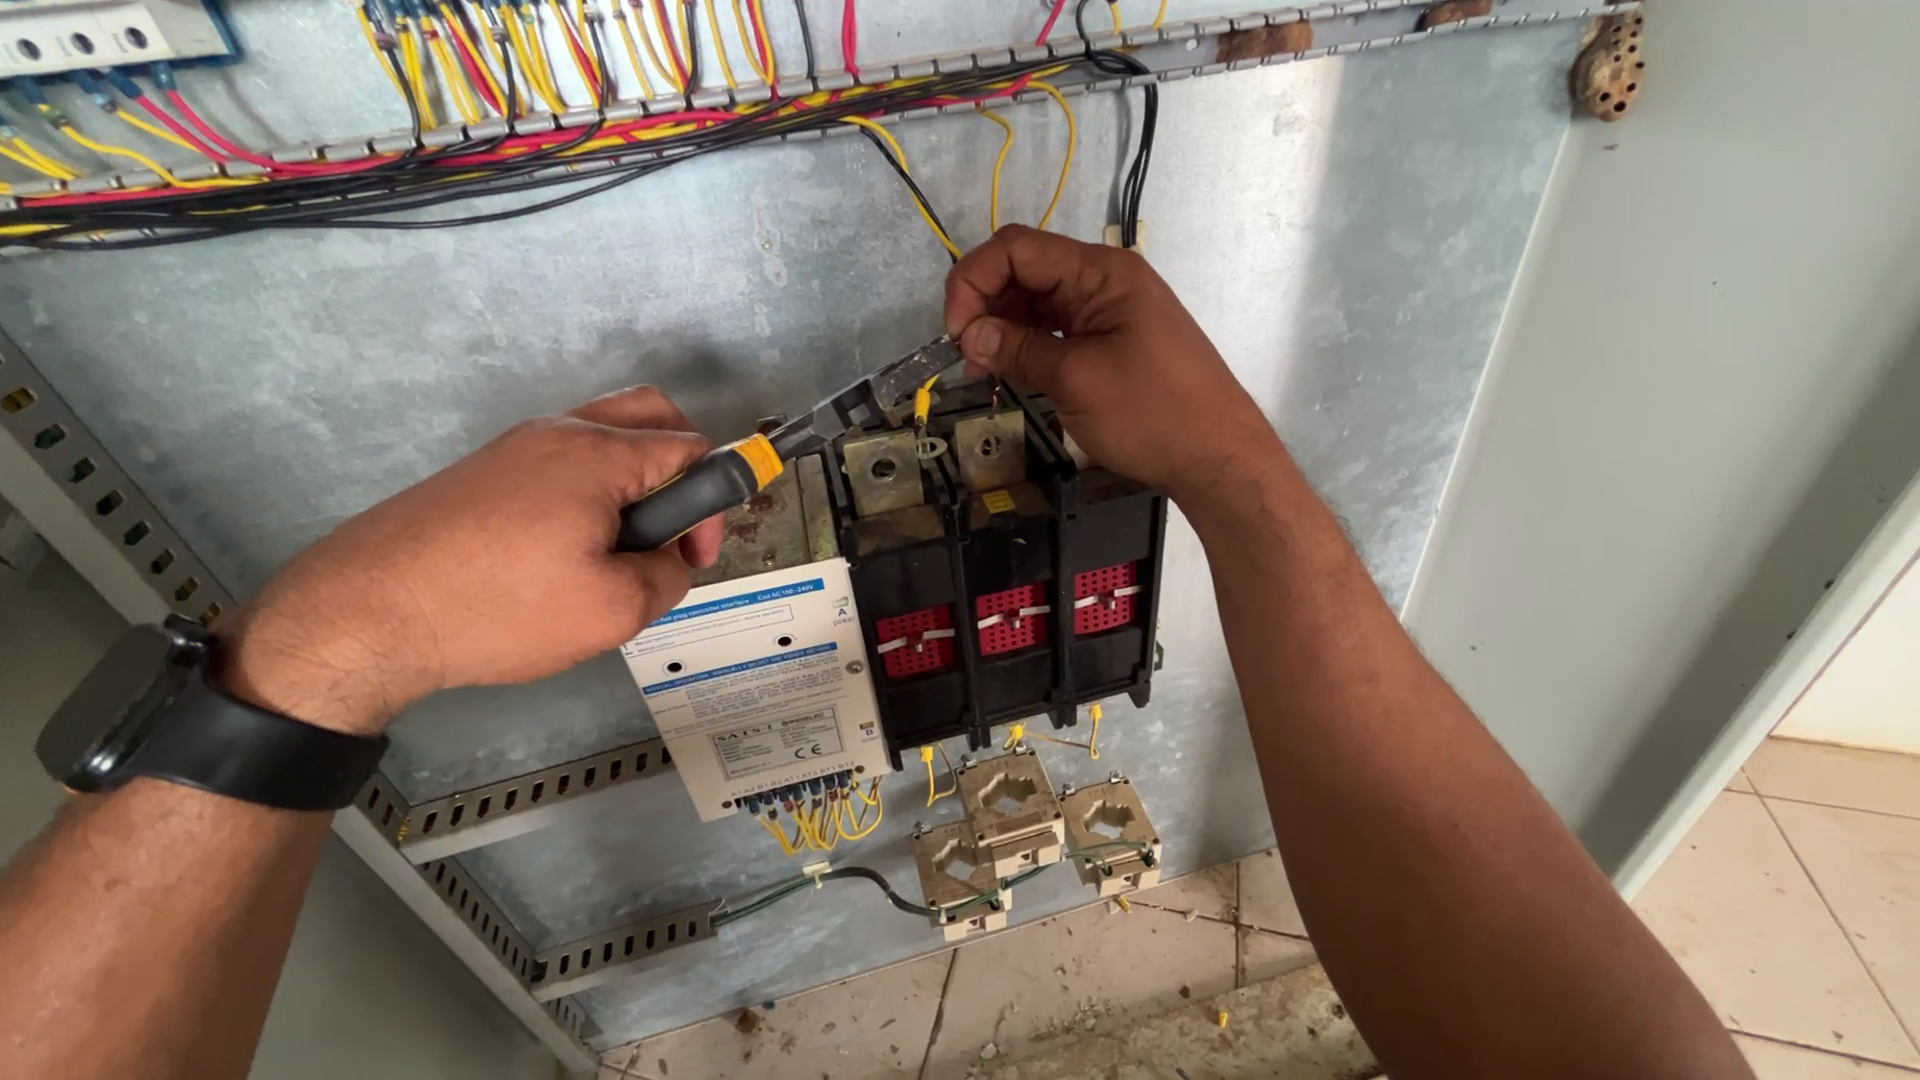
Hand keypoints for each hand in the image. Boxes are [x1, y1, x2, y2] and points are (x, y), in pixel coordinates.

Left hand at [215, 387, 724, 734]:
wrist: (362, 616)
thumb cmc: (501, 609)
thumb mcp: (614, 610)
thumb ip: (670, 575)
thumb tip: (670, 558)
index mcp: (597, 454)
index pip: (691, 448)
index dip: (712, 504)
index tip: (693, 556)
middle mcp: (558, 433)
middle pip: (650, 413)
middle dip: (682, 464)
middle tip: (672, 526)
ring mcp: (514, 447)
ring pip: (603, 436)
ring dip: (634, 477)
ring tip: (620, 545)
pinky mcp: (482, 472)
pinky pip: (561, 461)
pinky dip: (590, 489)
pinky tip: (569, 548)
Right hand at [943, 225, 1279, 503]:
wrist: (1217, 457)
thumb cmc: (1152, 414)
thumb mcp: (1076, 380)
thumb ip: (1019, 350)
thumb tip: (970, 334)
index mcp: (1100, 272)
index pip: (1018, 248)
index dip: (974, 280)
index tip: (955, 331)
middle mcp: (1104, 281)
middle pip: (1026, 272)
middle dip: (986, 306)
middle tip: (966, 358)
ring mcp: (1110, 312)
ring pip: (1039, 304)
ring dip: (1003, 329)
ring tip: (984, 371)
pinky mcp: (1112, 342)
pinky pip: (1058, 330)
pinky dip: (1029, 346)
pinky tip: (1012, 371)